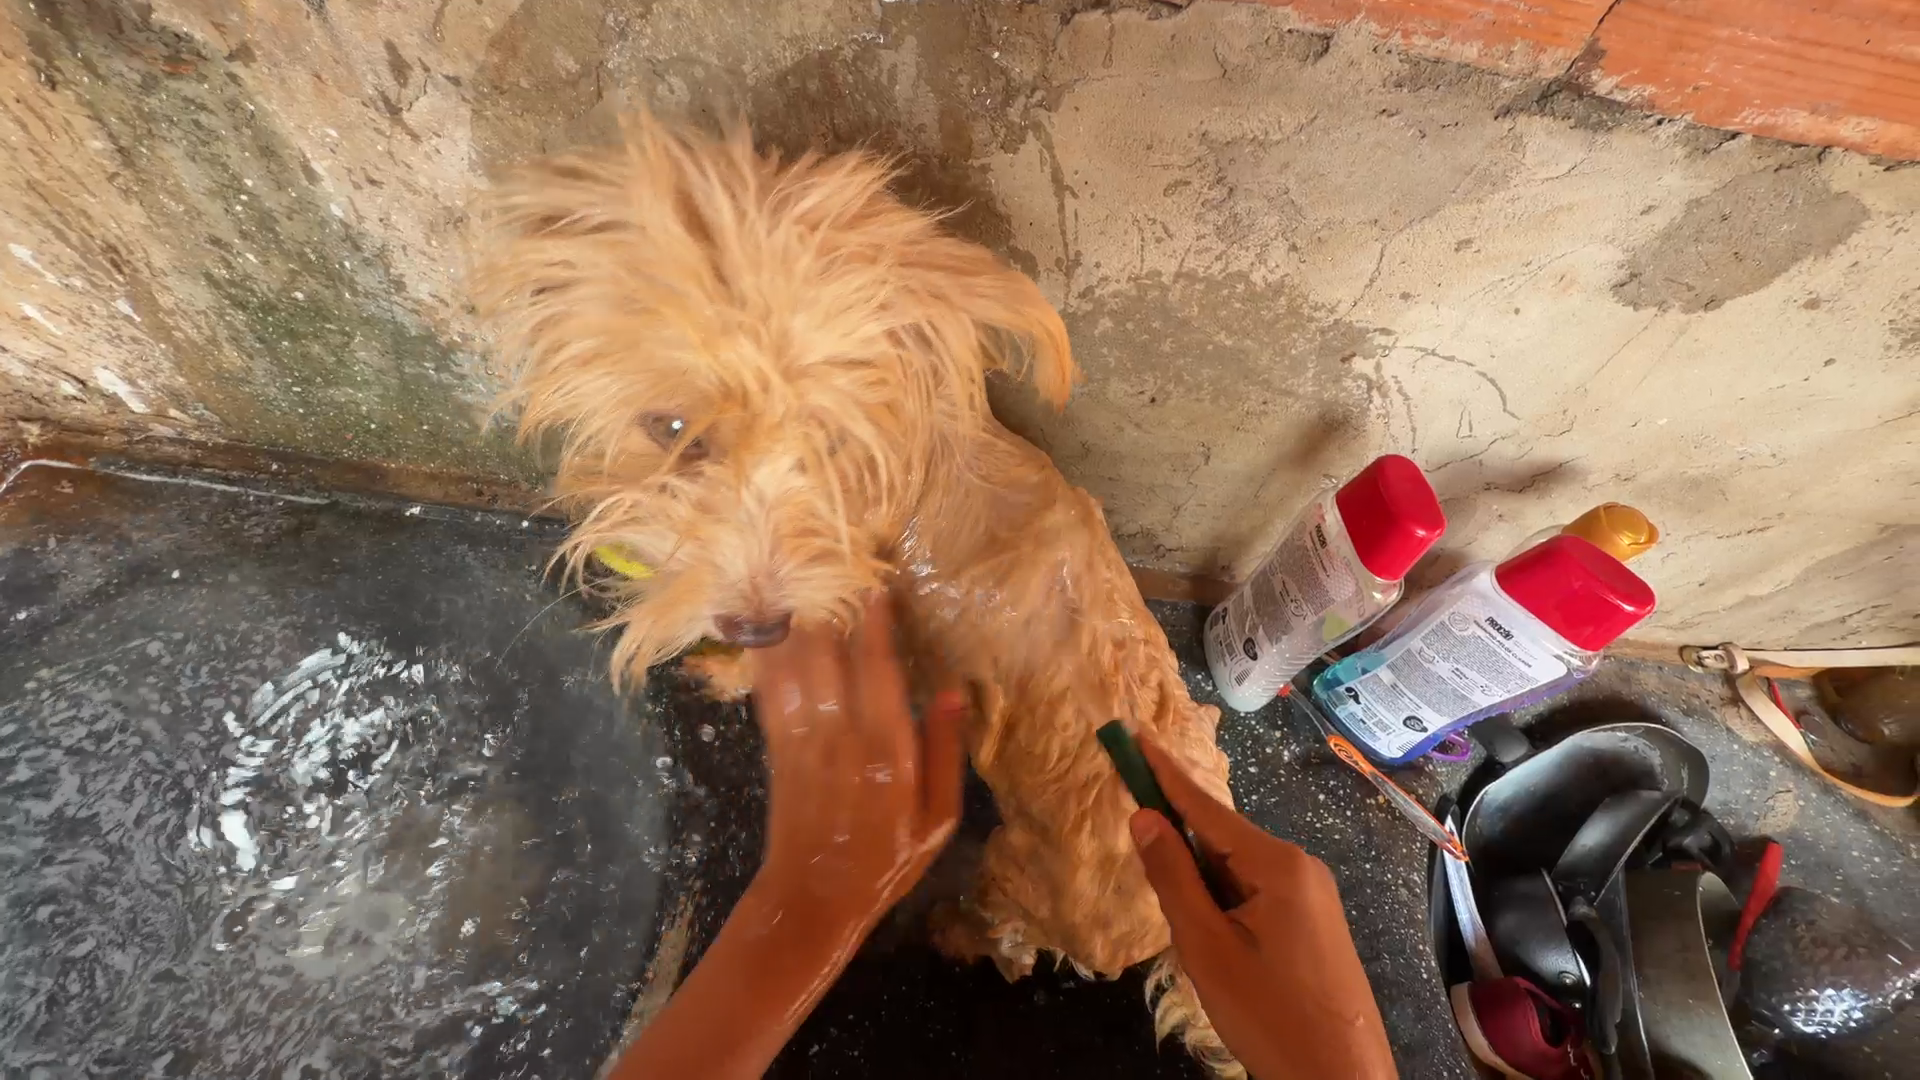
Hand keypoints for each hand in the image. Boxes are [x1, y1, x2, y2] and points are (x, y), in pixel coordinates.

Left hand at [750, 593, 964, 935]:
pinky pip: (769, 694)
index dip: (874, 625)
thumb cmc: (887, 858)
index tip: (875, 588)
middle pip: (828, 656)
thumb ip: (944, 752)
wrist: (814, 898)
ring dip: (793, 623)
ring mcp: (801, 740)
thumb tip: (951, 691)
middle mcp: (840, 735)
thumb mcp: (938, 818)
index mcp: (886, 749)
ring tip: (793, 582)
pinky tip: (763, 629)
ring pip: (794, 667)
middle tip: (826, 567)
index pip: (877, 670)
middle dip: (827, 608)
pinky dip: (766, 658)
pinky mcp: (776, 750)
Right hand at [1130, 741, 1397, 1079]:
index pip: (1205, 805)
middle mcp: (1298, 865)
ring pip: (1235, 868)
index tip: (1136, 733)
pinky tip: (1220, 942)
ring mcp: (1310, 892)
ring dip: (1204, 887)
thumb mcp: (1206, 946)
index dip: (1165, 771)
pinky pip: (1254, 889)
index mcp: (1275, 863)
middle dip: (1183, 854)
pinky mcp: (1313, 919)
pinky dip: (1224, 901)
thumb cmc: (1268, 1014)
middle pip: (1220, 839)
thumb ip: (1172, 875)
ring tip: (1199, 942)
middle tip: (1161, 893)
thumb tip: (1144, 816)